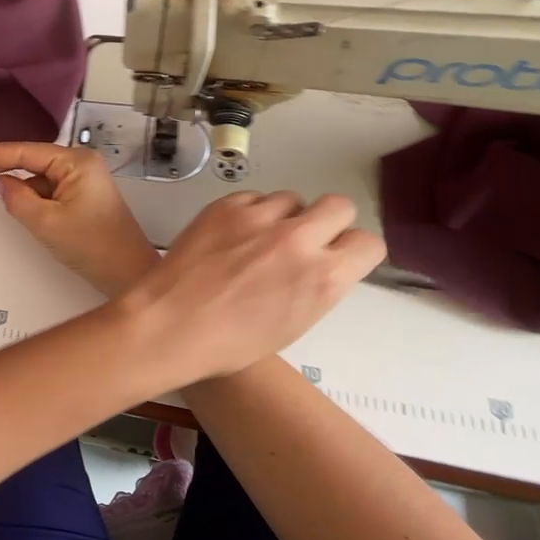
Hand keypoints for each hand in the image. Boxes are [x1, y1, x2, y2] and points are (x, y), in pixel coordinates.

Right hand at [0, 142, 158, 296]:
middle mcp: (79, 163)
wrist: (129, 275)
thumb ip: (16, 198)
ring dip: (8, 179)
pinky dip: (24, 193)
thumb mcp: (46, 223)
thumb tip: (0, 182)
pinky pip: (43, 189)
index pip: (24, 152)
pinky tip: (7, 198)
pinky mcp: (78, 196)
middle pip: (28, 159)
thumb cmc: (93, 247)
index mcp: (75, 162)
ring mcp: (79, 180)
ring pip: (34, 175)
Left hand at [126, 191, 384, 384]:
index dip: (354, 250)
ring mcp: (260, 218)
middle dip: (328, 221)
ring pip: (293, 198)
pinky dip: (250, 211)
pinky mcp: (226, 206)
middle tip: (306, 239)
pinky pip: (254, 197)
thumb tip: (320, 266)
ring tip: (261, 237)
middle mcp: (299, 240)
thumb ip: (317, 286)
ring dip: (285, 215)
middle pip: (338, 206)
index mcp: (324, 278)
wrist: (170, 322)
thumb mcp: (294, 324)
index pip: (368, 243)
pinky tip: (233, 233)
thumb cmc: (231, 342)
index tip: (339, 256)